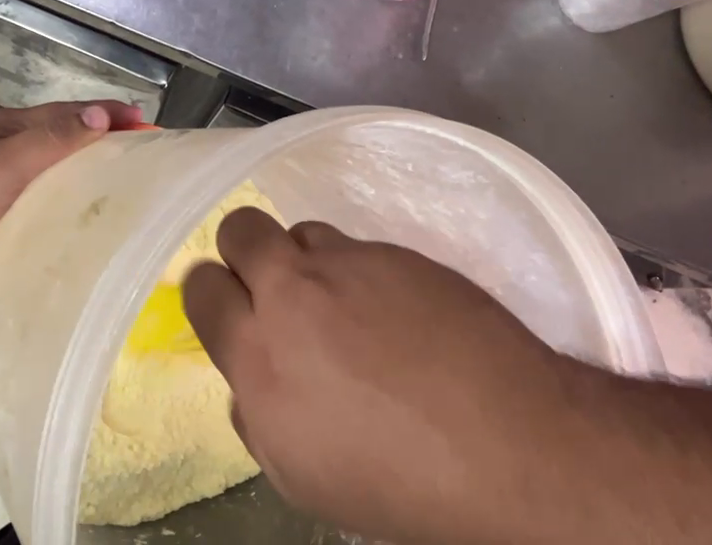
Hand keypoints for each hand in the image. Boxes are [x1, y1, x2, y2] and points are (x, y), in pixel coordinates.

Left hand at [0, 100, 142, 282]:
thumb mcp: (7, 163)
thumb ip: (53, 139)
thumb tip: (99, 111)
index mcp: (6, 126)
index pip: (66, 111)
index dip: (105, 112)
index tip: (145, 120)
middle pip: (55, 134)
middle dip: (94, 136)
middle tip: (134, 151)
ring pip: (40, 164)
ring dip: (73, 165)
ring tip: (108, 182)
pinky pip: (27, 192)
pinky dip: (52, 193)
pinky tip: (63, 212)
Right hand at [182, 210, 617, 544]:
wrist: (511, 449)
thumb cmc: (398, 482)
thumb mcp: (300, 477)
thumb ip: (256, 417)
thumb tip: (250, 384)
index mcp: (257, 352)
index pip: (201, 286)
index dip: (212, 295)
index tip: (229, 308)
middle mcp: (293, 292)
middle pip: (240, 228)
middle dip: (245, 252)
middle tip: (273, 287)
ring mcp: (350, 265)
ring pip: (302, 231)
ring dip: (307, 262)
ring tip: (344, 303)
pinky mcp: (399, 254)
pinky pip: (359, 248)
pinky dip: (363, 273)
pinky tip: (398, 315)